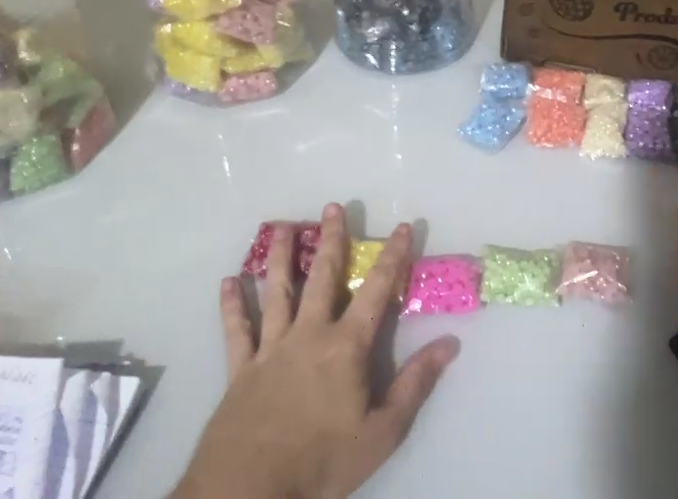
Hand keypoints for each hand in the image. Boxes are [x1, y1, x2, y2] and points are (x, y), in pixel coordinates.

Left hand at [173, 205, 460, 498]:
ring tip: (280, 226)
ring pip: (276, 293)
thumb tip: (450, 343)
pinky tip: (227, 282)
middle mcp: (308, 335)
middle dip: (331, 240)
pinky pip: (236, 331)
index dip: (392, 258)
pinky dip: (231, 306)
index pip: (376, 291)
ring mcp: (270, 350)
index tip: (401, 227)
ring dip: (279, 258)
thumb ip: (415, 384)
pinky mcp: (239, 371)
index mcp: (346, 347)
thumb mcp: (382, 431)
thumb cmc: (321, 460)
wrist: (247, 491)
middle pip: (322, 278)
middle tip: (333, 207)